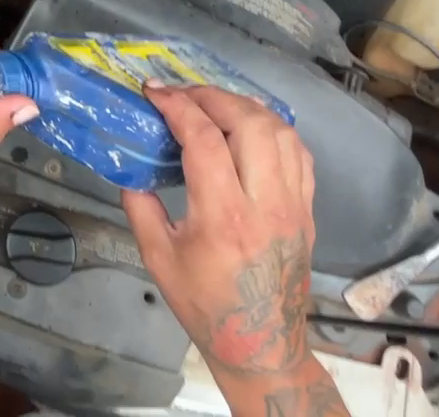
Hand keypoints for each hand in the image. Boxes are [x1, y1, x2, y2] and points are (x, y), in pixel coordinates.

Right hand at [122, 86, 317, 378]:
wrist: (263, 346)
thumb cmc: (204, 304)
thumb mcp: (157, 257)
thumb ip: (139, 206)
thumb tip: (130, 166)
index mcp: (223, 217)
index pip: (204, 139)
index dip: (177, 105)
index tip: (153, 92)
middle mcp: (265, 204)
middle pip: (249, 123)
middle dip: (211, 96)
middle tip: (182, 93)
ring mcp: (293, 205)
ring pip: (280, 131)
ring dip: (243, 106)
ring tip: (213, 103)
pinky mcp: (308, 209)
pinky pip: (298, 152)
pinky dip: (272, 127)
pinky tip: (248, 125)